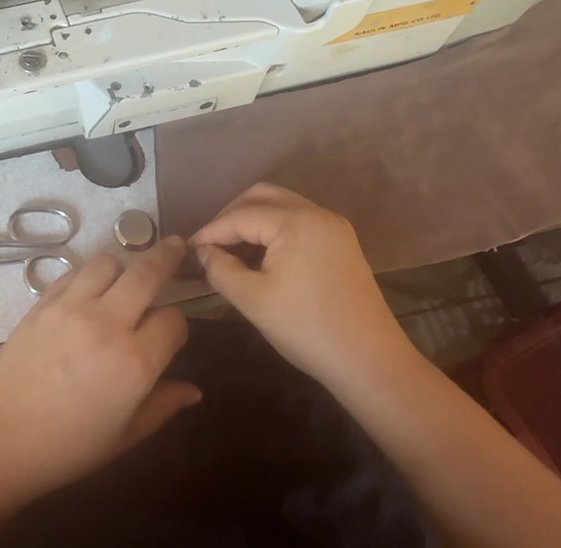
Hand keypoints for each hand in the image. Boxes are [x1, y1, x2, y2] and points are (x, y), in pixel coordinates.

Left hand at [0, 237, 200, 497]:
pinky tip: (90, 288)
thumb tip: (194, 389)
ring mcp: (73, 307)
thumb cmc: (68, 447)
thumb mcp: (125, 436)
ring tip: (126, 274)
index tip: (172, 333)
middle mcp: (108, 324)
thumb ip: (162, 406)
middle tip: (176, 245)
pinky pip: (74, 272)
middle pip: (147, 273)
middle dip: (167, 257)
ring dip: (122, 264)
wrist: (0, 433)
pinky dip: (88, 275)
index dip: (177, 325)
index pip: (173, 321)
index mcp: (136, 362)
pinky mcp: (44, 301)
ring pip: (108, 261)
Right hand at [190, 184, 409, 379]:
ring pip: (282, 206)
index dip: (210, 231)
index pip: (240, 216)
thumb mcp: (253, 301)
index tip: (189, 250)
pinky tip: (261, 255)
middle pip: (262, 196)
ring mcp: (333, 227)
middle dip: (231, 215)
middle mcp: (317, 214)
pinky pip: (299, 220)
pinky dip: (274, 229)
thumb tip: (203, 252)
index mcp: (295, 222)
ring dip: (253, 220)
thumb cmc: (307, 330)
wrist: (371, 363)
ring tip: (231, 248)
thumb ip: (220, 269)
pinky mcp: (342, 243)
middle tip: (210, 243)